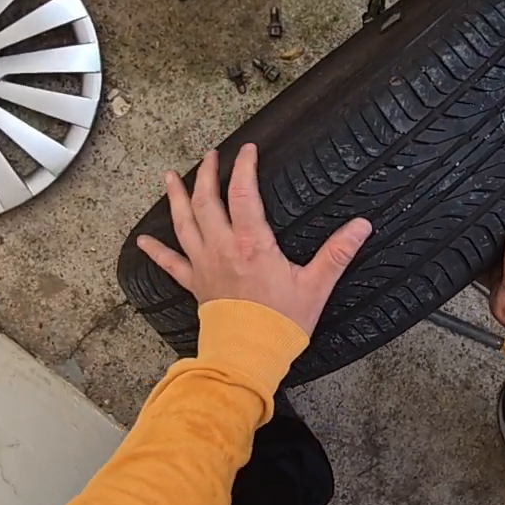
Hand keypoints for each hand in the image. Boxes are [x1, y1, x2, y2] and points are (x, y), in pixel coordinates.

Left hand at [135, 143, 371, 337]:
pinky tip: (142, 240)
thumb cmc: (282, 321)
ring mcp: (204, 265)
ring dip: (176, 198)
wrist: (249, 356)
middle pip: (207, 202)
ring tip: (168, 177)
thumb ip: (337, 253)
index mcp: (252, 243)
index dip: (244, 167)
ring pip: (184, 224)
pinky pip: (170, 264)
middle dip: (206, 174)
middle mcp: (222, 248)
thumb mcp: (316, 285)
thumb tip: (362, 226)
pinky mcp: (195, 284)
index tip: (247, 149)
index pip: (244, 194)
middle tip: (209, 155)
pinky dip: (155, 251)